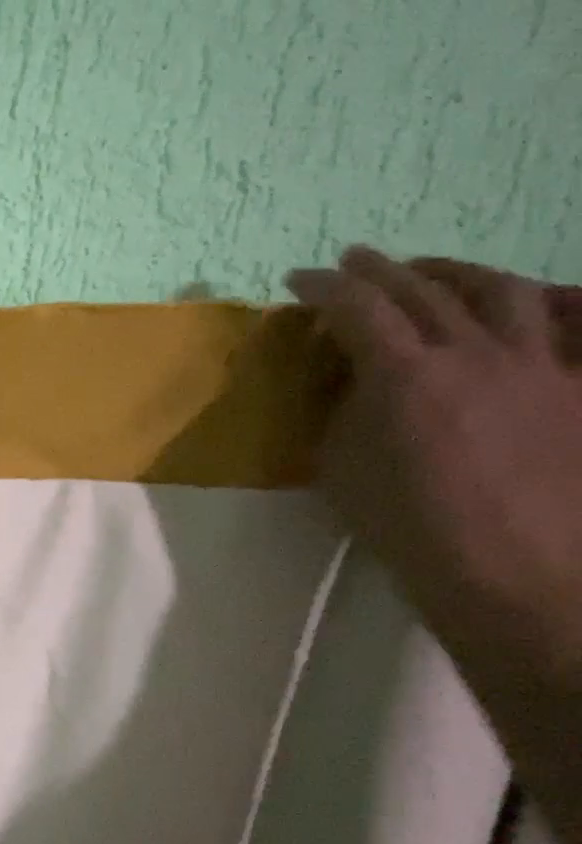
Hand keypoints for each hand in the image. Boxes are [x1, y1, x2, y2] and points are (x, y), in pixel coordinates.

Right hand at [285, 246, 581, 680]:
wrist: (518, 573)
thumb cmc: (409, 527)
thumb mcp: (343, 469)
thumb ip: (344, 412)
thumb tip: (349, 379)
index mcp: (405, 374)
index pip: (356, 308)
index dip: (323, 287)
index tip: (297, 280)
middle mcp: (476, 352)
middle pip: (426, 289)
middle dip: (382, 269)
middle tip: (353, 262)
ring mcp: (542, 364)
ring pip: (505, 290)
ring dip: (458, 273)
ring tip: (434, 272)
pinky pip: (575, 325)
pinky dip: (547, 301)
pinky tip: (532, 299)